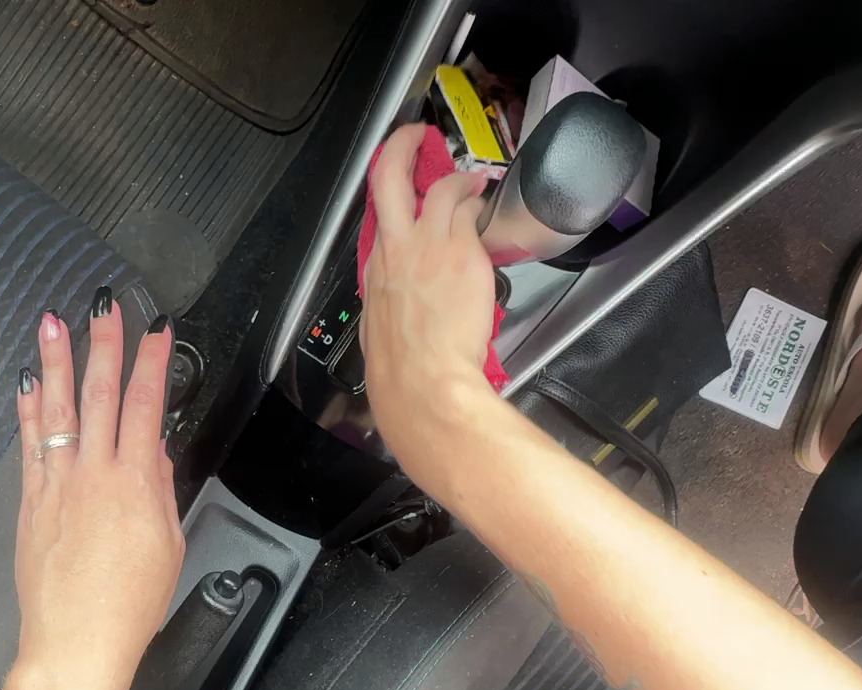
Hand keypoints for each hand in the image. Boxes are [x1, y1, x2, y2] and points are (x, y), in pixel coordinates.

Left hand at [10, 299, 185, 689]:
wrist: (75, 643)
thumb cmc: (129, 605)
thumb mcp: (167, 547)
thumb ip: (161, 492)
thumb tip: (156, 455)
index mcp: (136, 484)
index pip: (147, 407)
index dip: (153, 363)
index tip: (157, 331)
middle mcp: (93, 474)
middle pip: (101, 395)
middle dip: (104, 344)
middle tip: (104, 305)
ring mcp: (56, 485)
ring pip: (57, 410)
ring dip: (56, 362)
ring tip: (52, 322)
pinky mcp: (30, 502)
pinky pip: (29, 445)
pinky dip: (27, 411)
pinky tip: (25, 382)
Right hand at [360, 124, 507, 486]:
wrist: (423, 381)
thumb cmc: (401, 369)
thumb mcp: (379, 329)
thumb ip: (389, 299)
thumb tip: (399, 296)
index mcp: (375, 269)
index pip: (376, 213)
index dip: (387, 187)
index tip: (396, 175)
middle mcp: (396, 248)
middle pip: (390, 175)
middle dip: (403, 145)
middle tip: (416, 136)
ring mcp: (429, 245)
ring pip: (442, 188)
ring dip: (459, 179)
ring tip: (472, 183)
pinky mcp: (462, 252)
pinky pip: (472, 214)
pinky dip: (479, 206)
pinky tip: (486, 210)